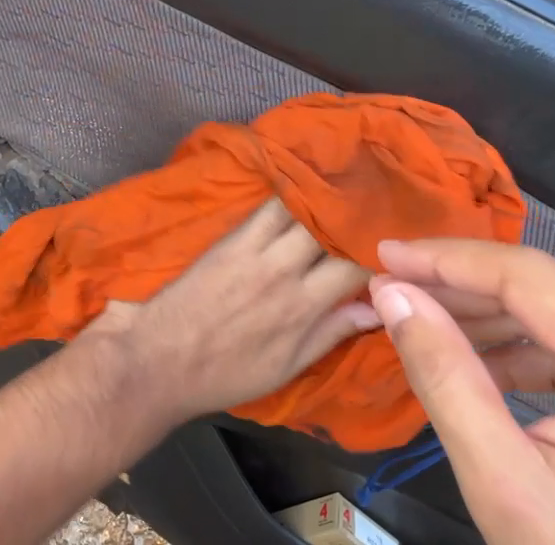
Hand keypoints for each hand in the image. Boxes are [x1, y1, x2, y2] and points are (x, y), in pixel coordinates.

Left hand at [82, 199, 379, 422]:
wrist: (162, 358)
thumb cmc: (226, 372)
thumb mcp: (288, 366)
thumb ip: (332, 332)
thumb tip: (377, 309)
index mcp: (304, 307)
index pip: (356, 267)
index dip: (379, 252)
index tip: (392, 241)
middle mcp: (285, 272)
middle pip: (332, 230)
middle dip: (355, 216)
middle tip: (371, 204)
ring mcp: (255, 250)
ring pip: (302, 211)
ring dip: (324, 199)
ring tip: (344, 185)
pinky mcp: (229, 238)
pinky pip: (267, 207)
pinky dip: (288, 194)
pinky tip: (300, 182)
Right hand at [371, 238, 554, 544]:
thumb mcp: (506, 487)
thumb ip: (445, 377)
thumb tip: (392, 293)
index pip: (530, 278)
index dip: (447, 259)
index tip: (383, 255)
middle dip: (467, 289)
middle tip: (395, 292)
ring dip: (500, 318)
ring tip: (431, 324)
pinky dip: (544, 349)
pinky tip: (493, 365)